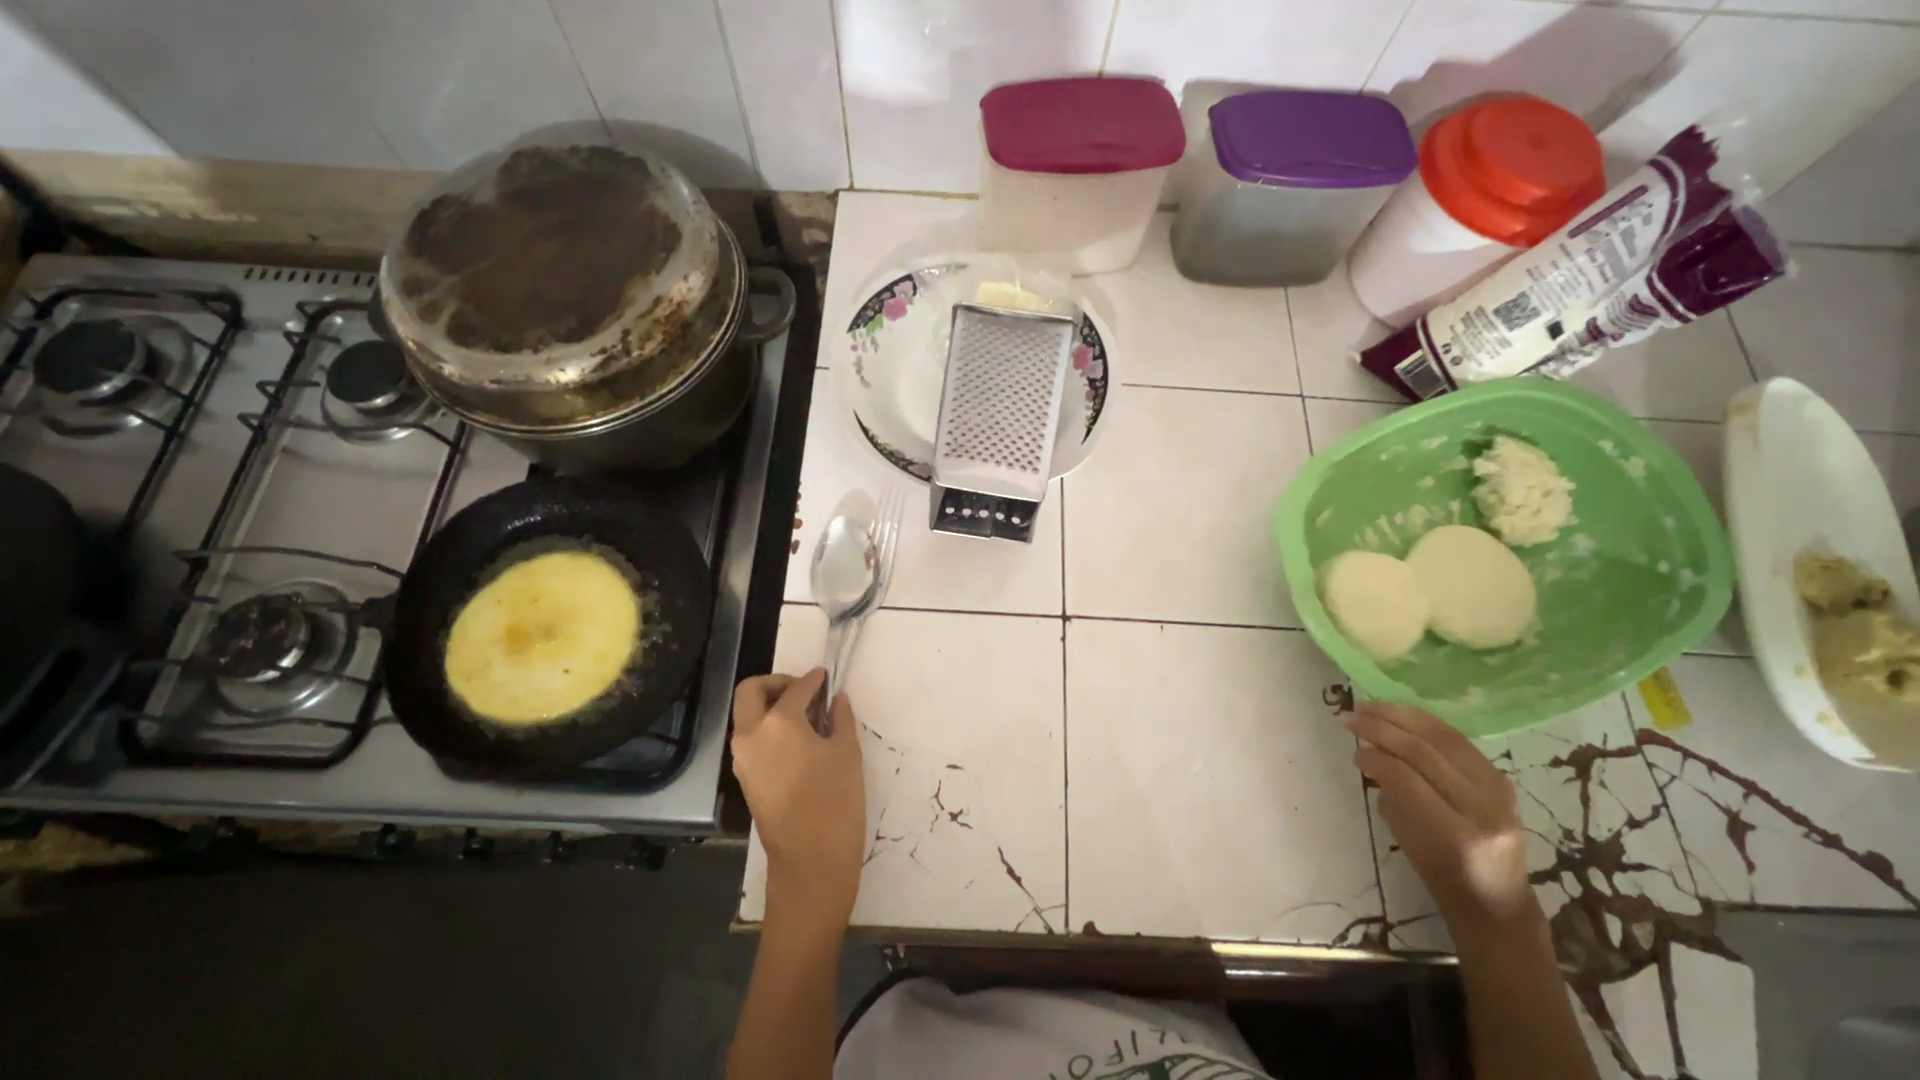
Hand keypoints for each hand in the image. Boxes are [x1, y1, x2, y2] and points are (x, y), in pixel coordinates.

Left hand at [731, 669, 865, 931]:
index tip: (824, 676)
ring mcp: (743, 759)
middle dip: (775, 683)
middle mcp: (751, 735)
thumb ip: (840, 719)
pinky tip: (797, 742)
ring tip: (805, 718)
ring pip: (747, 717)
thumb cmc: (835, 802)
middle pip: (751, 692)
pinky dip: (768, 730)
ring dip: (769, 707)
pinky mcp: (745, 779)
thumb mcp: (848, 753)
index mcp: (778, 722)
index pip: (796, 689)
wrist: (810, 860)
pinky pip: (751, 741)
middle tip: (803, 690)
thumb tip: (835, 699)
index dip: (812, 679)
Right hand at [1347, 703, 1536, 939]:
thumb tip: (1372, 754)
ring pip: (1446, 739)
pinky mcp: (1502, 779)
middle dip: (1384, 729)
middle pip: (1427, 753)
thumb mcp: (1408, 843)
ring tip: (1372, 707)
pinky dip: (1427, 724)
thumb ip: (1392, 796)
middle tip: (1353, 717)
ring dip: (1404, 717)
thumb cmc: (1442, 878)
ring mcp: (1498, 792)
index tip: (1354, 748)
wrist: (1497, 899)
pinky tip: (1403, 716)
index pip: (1409, 780)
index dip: (1377, 758)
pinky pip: (1460, 742)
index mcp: (1456, 835)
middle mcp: (1483, 808)